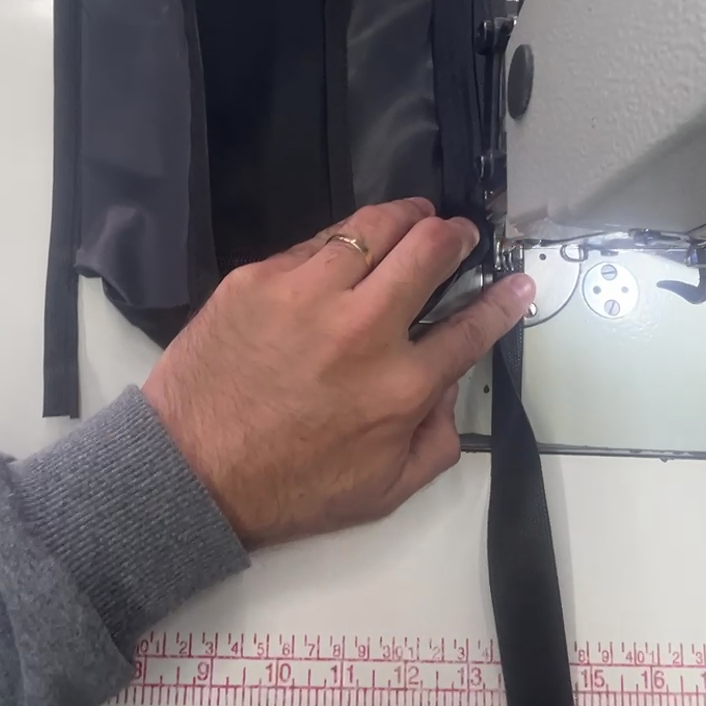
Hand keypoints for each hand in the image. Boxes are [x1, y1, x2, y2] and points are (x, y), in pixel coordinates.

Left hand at [142, 199, 535, 547]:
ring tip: (413, 216)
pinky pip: (315, 242)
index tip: (514, 282)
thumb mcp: (384, 490)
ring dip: (404, 217)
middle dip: (454, 234)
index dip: (502, 300)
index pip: (470, 327)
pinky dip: (342, 241)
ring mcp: (307, 294)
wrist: (191, 471)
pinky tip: (344, 249)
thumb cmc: (288, 487)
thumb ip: (437, 441)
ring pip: (373, 226)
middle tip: (456, 233)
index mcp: (400, 385)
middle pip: (428, 251)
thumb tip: (449, 389)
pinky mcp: (259, 278)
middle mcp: (362, 328)